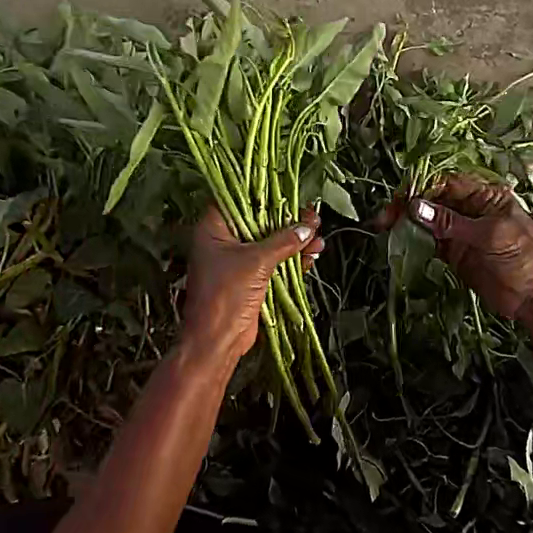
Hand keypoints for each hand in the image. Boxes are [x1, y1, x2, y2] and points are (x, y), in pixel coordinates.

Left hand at [179, 205, 322, 366]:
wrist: (218, 340)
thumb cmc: (225, 295)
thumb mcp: (256, 261)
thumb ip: (283, 241)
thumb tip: (306, 228)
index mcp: (214, 229)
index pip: (238, 199)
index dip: (263, 194)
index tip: (288, 192)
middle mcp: (225, 241)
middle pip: (260, 221)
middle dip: (288, 221)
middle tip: (312, 217)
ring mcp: (238, 260)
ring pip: (271, 242)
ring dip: (295, 241)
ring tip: (318, 237)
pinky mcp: (251, 278)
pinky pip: (275, 262)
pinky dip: (293, 259)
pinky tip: (312, 255)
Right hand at [388, 175, 532, 323]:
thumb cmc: (526, 257)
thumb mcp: (491, 235)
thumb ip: (452, 222)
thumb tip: (416, 207)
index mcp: (484, 196)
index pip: (445, 184)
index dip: (420, 189)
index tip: (399, 202)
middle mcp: (469, 210)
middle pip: (431, 201)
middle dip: (407, 207)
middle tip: (385, 220)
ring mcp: (461, 233)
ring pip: (426, 222)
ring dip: (407, 224)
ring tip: (386, 230)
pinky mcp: (455, 255)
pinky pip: (429, 243)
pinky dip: (414, 243)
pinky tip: (400, 244)